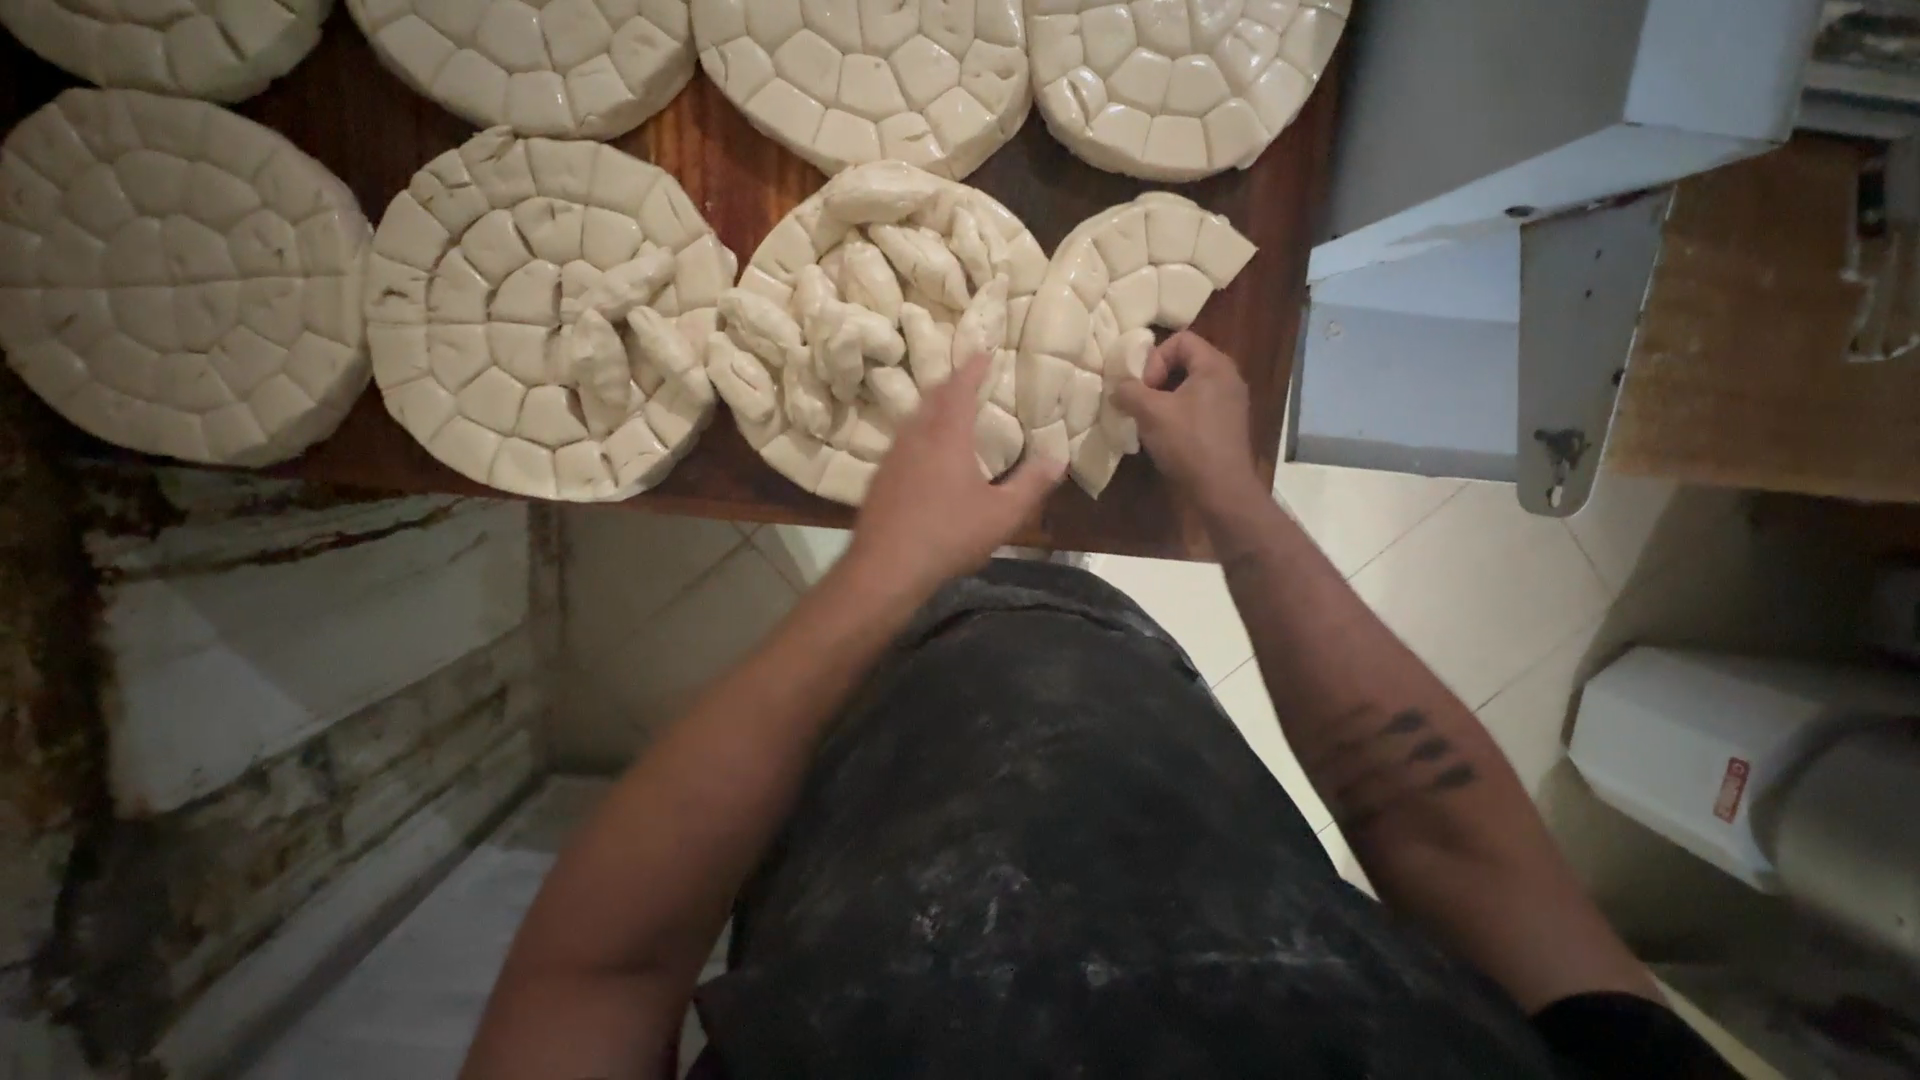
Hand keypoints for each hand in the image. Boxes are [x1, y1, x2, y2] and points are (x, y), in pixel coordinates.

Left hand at [846, 354, 1065, 595]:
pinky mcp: (878, 480)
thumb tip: (1059, 457)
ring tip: (947, 412)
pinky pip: (901, 443)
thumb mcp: (1002, 514)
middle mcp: (915, 438)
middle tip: (966, 378)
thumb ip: (1032, 483)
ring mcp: (891, 458)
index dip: (972, 369)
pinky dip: (917, 434)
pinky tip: (923, 455)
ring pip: (912, 420)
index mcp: (946, 437)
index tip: (982, 354)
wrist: (885, 568)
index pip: (959, 389)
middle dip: (950, 384)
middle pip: (931, 398)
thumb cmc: (949, 536)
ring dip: (931, 408)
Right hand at [1112, 331, 1262, 514]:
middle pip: (1185, 362)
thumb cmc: (1188, 443)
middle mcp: (1227, 379)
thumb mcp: (1151, 412)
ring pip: (1189, 387)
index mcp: (1215, 366)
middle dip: (1156, 378)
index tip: (1144, 387)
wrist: (1220, 490)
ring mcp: (1229, 404)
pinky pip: (1197, 408)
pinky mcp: (1225, 427)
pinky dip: (1177, 415)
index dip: (1155, 358)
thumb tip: (1118, 389)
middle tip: (1141, 401)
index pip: (1181, 339)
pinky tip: (1163, 437)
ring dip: (1163, 399)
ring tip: (1147, 420)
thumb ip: (1129, 392)